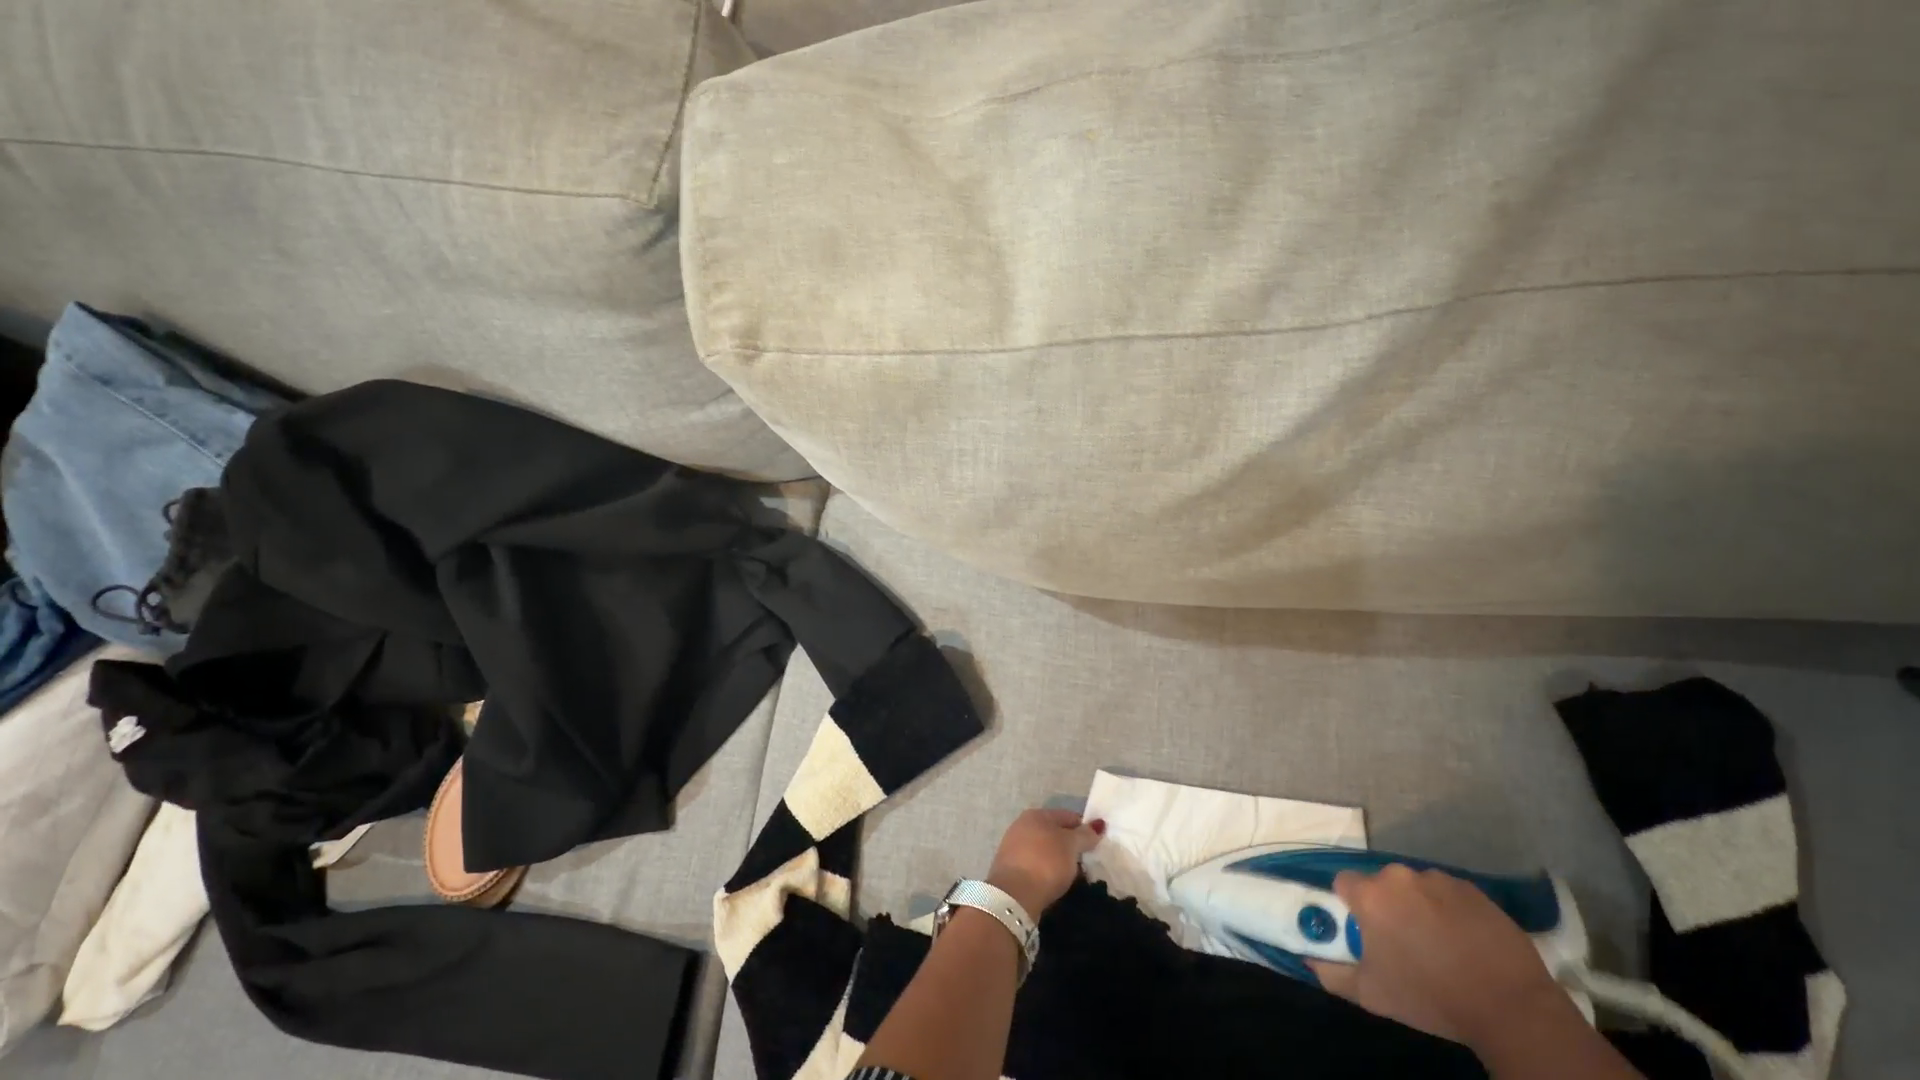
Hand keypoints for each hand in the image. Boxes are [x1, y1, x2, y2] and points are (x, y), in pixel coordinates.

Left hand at [986, 808, 1104, 916]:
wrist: (1014, 895)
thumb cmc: (1046, 862)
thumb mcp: (1071, 846)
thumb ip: (1085, 834)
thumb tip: (1097, 825)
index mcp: (1036, 814)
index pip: (1068, 816)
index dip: (1085, 829)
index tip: (1097, 845)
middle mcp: (1021, 826)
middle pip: (1055, 833)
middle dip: (1071, 846)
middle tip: (1087, 862)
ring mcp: (1014, 847)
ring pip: (1045, 850)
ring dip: (1060, 860)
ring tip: (1074, 875)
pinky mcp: (1010, 869)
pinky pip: (1036, 865)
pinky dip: (1047, 871)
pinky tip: (1055, 882)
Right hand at [1307, 865, 1566, 1049]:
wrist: (1509, 1005)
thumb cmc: (1430, 997)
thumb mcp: (1370, 994)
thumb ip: (1329, 973)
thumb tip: (1309, 959)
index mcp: (1372, 896)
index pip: (1343, 882)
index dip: (1348, 905)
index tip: (1361, 931)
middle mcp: (1402, 877)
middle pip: (1381, 884)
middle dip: (1384, 906)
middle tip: (1399, 942)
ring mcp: (1441, 880)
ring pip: (1415, 888)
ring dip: (1416, 906)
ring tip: (1436, 943)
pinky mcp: (1474, 889)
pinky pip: (1447, 894)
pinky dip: (1447, 911)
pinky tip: (1462, 941)